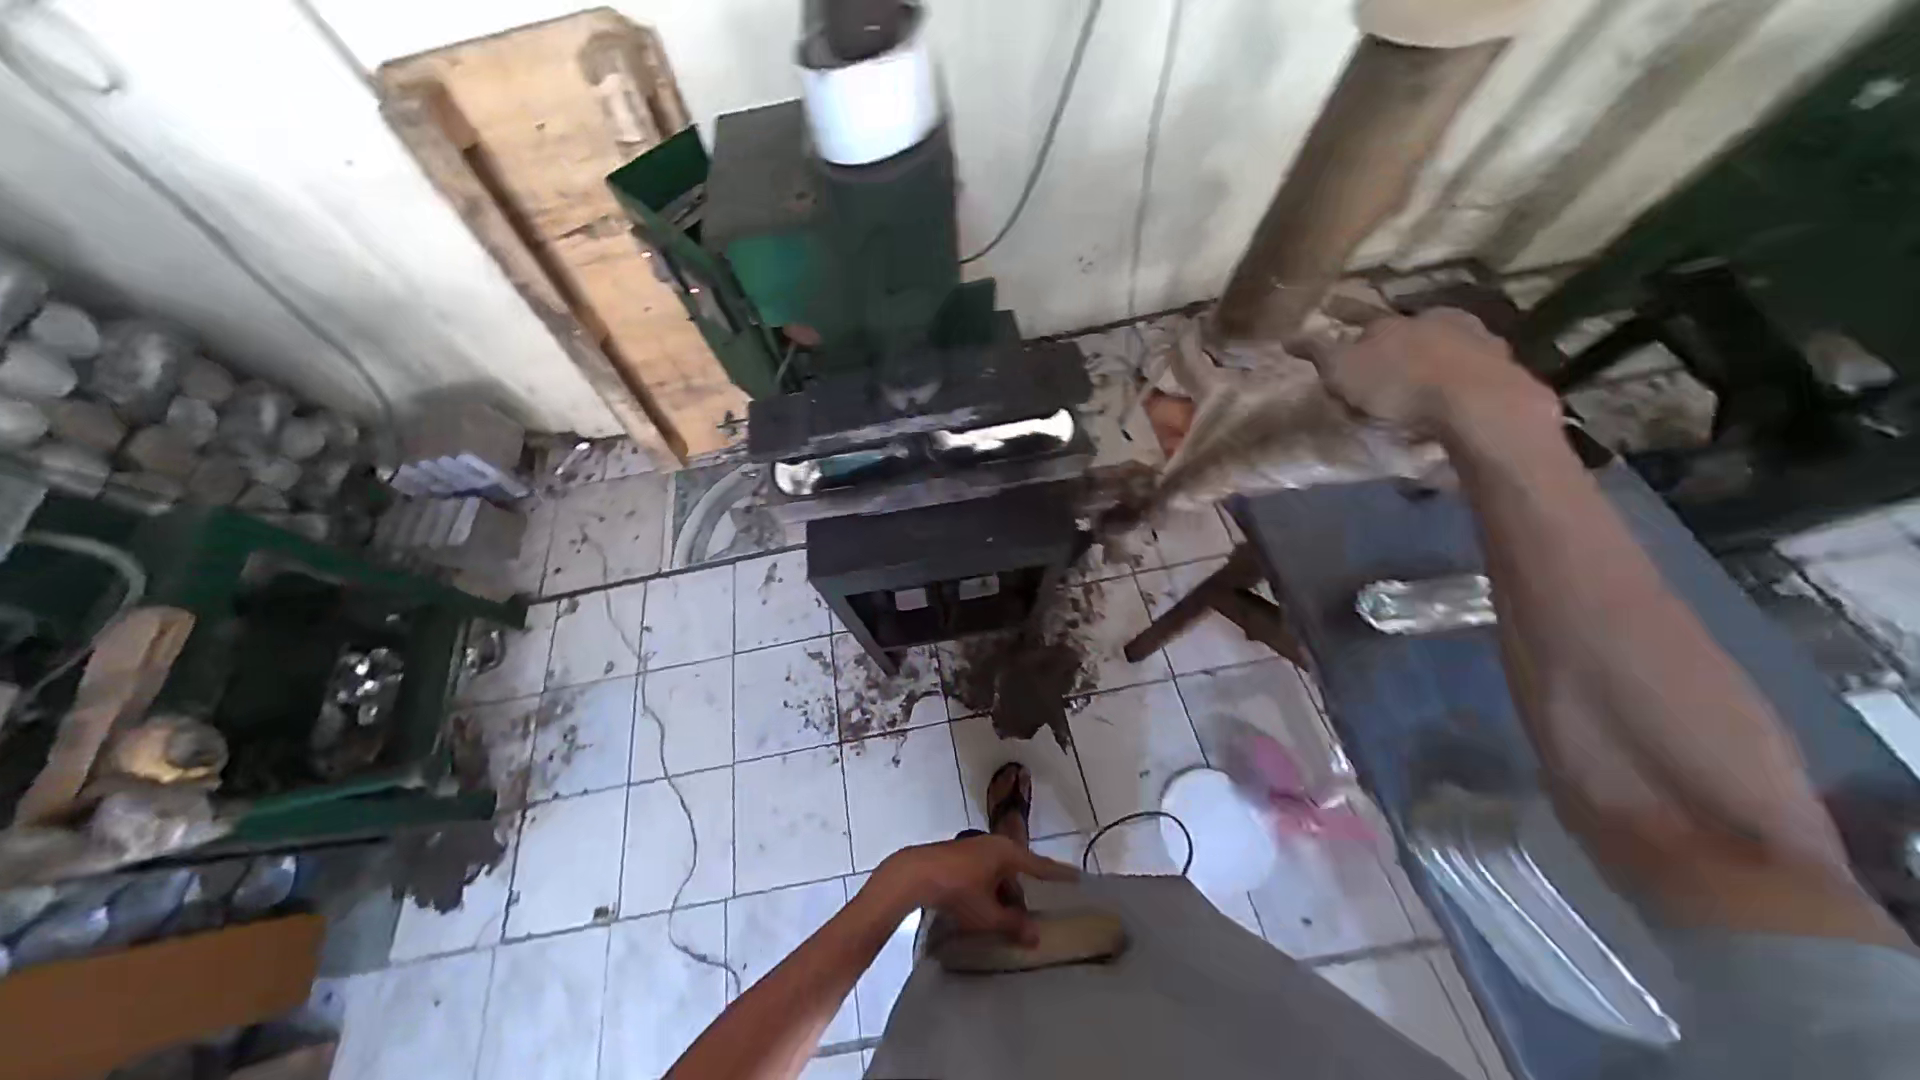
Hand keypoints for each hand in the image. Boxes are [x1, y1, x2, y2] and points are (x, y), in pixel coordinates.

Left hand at [869, 834, 1077, 943]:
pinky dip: (988, 889)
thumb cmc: (958, 891)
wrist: (916, 874)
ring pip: (998, 874)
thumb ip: (1014, 924)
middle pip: (1017, 872)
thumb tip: (1036, 936)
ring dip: (1002, 895)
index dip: (1058, 875)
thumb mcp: (988, 914)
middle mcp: (994, 845)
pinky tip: (980, 908)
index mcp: (1007, 853)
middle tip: (1024, 919)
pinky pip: (984, 874)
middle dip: (1020, 896)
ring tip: (999, 920)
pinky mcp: (959, 855)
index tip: (1077, 877)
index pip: (1040, 866)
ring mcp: (975, 848)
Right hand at [1313, 308, 1558, 439]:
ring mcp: (1476, 341)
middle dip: (1395, 359)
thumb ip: (1318, 352)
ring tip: (1417, 404)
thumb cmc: (1399, 383)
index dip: (1354, 351)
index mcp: (1397, 320)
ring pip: (1442, 354)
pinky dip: (1457, 389)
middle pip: (1407, 339)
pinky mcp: (1502, 368)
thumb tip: (1287, 337)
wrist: (1477, 402)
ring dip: (1429, 372)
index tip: (1348, 377)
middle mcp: (1438, 320)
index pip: (1367, 330)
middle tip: (1382, 392)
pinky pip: (1469, 377)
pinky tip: (1448, 410)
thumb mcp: (1343, 370)